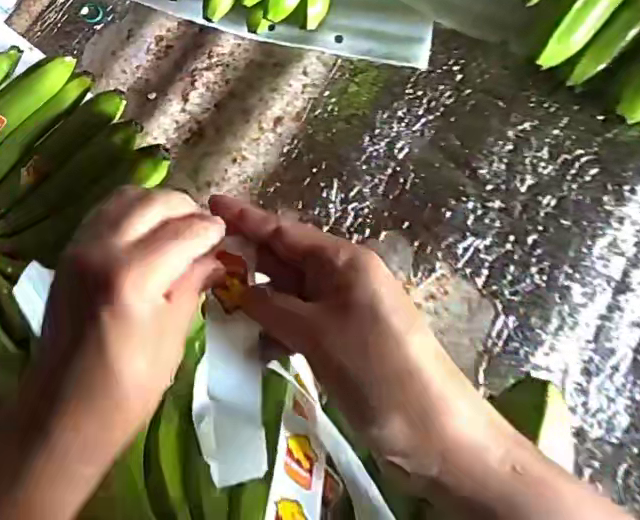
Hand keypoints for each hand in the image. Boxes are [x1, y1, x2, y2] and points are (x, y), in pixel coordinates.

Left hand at [28, 188, 225, 450]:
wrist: (58, 415)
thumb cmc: (123, 393)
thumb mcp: (170, 341)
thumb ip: (191, 286)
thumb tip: (215, 257)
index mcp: (132, 277)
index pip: (183, 232)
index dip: (209, 230)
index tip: (225, 234)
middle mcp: (102, 249)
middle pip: (155, 203)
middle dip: (186, 208)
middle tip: (204, 227)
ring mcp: (80, 246)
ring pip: (128, 197)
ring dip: (158, 203)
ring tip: (177, 224)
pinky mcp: (69, 250)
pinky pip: (106, 210)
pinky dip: (131, 209)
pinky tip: (147, 229)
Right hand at [209, 197, 629, 518]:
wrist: (440, 438)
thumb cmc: (380, 373)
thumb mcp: (319, 336)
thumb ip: (273, 306)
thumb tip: (238, 287)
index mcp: (342, 260)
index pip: (284, 230)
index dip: (246, 217)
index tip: (211, 200)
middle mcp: (341, 276)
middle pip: (284, 258)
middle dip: (245, 258)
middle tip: (199, 258)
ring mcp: (342, 308)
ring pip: (288, 292)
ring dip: (256, 298)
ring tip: (213, 301)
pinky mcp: (342, 339)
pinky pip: (298, 321)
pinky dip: (275, 328)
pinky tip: (250, 343)